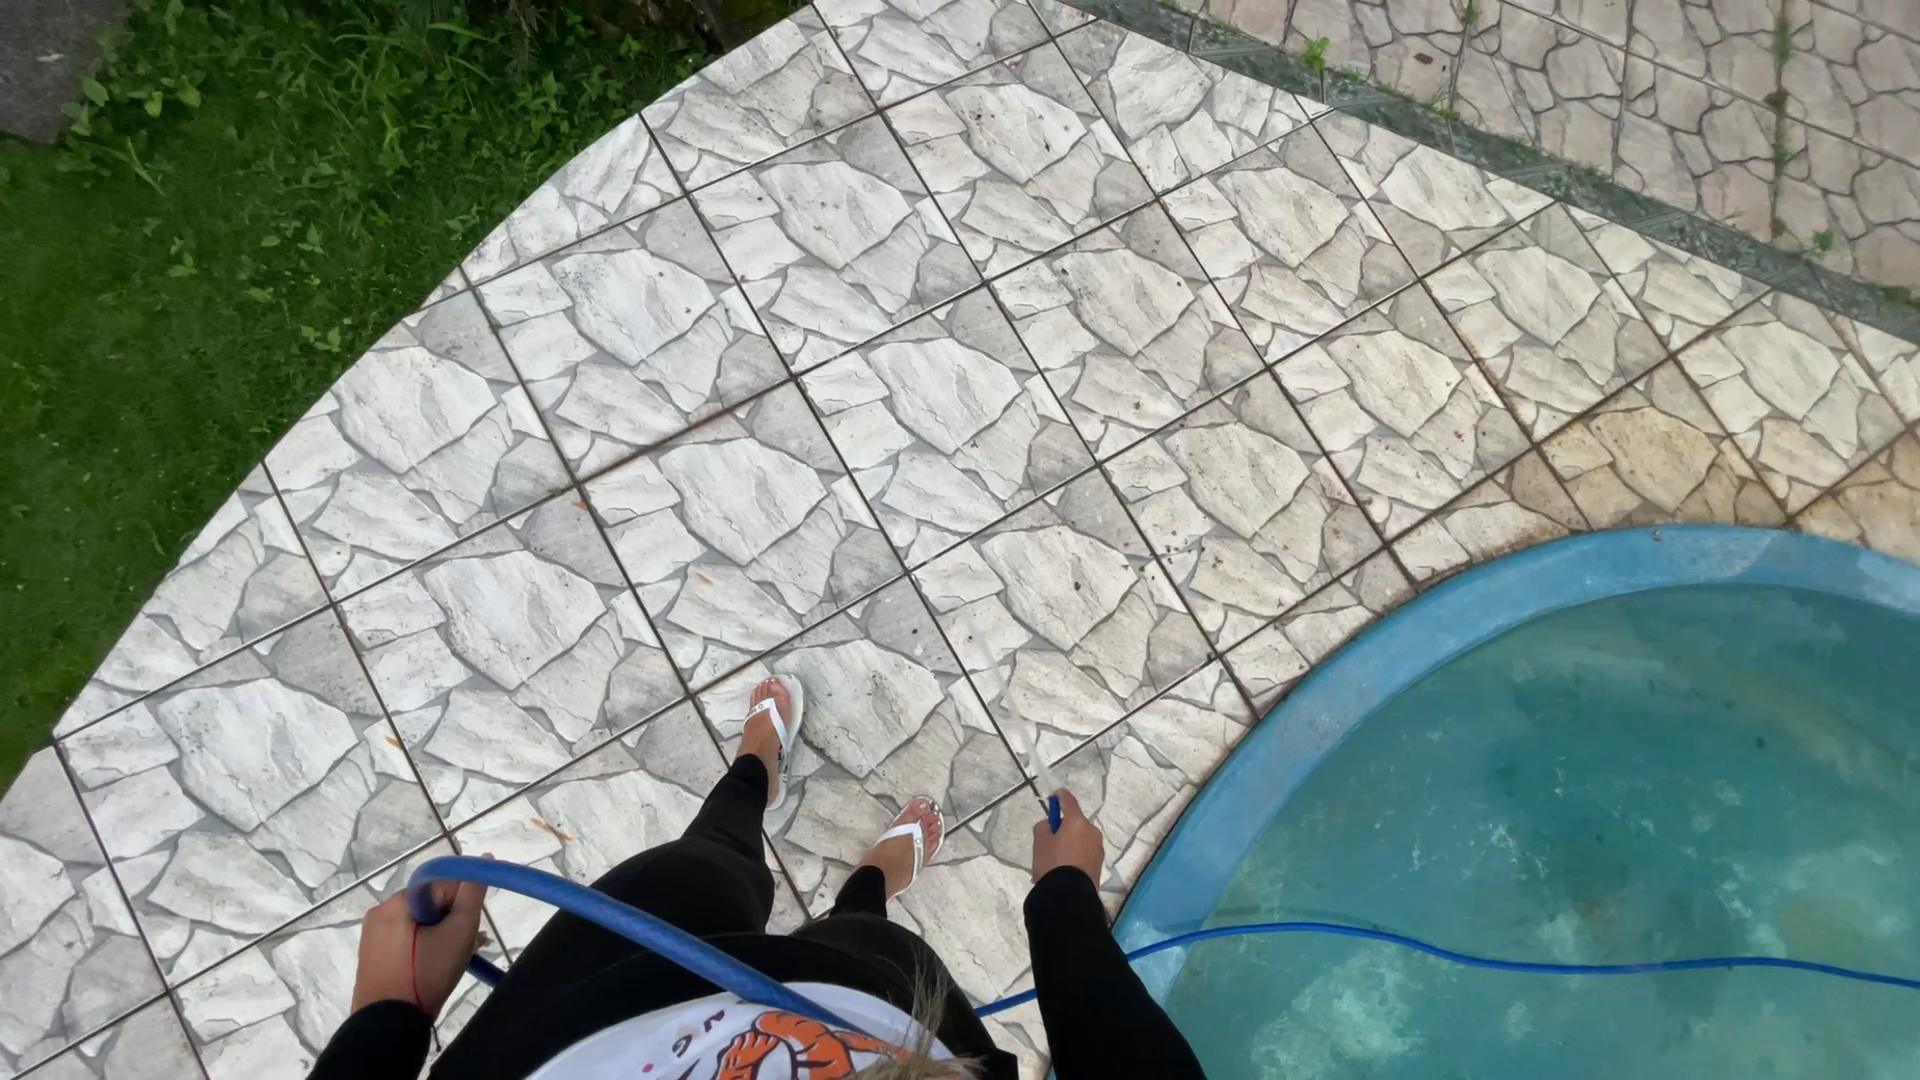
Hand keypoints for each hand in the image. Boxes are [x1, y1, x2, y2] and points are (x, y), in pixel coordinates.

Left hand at [350, 876, 489, 1018]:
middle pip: (434, 902)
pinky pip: (412, 936)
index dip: (464, 901)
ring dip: (449, 932)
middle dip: (458, 918)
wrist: (386, 1028)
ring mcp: (375, 936)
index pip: (444, 884)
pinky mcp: (376, 954)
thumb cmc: (426, 974)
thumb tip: (484, 856)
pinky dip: (432, 942)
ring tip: (467, 952)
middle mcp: (380, 913)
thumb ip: (473, 892)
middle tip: (473, 940)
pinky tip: (447, 959)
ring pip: (425, 921)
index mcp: (395, 903)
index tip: (472, 923)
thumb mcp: (459, 930)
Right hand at [1031, 789, 1103, 884]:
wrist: (1069, 897)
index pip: (1069, 801)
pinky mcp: (1098, 865)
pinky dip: (1074, 855)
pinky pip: (1083, 853)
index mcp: (1077, 822)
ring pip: (1080, 839)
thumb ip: (1043, 827)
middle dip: (1064, 826)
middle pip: (1075, 822)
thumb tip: (1050, 826)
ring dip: (1070, 842)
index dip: (1060, 796)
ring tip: (1054, 859)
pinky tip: (1063, 868)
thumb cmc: (1052, 864)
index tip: (1055, 795)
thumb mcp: (1040, 842)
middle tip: (1048, 838)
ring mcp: (1097, 849)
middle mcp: (1092, 832)